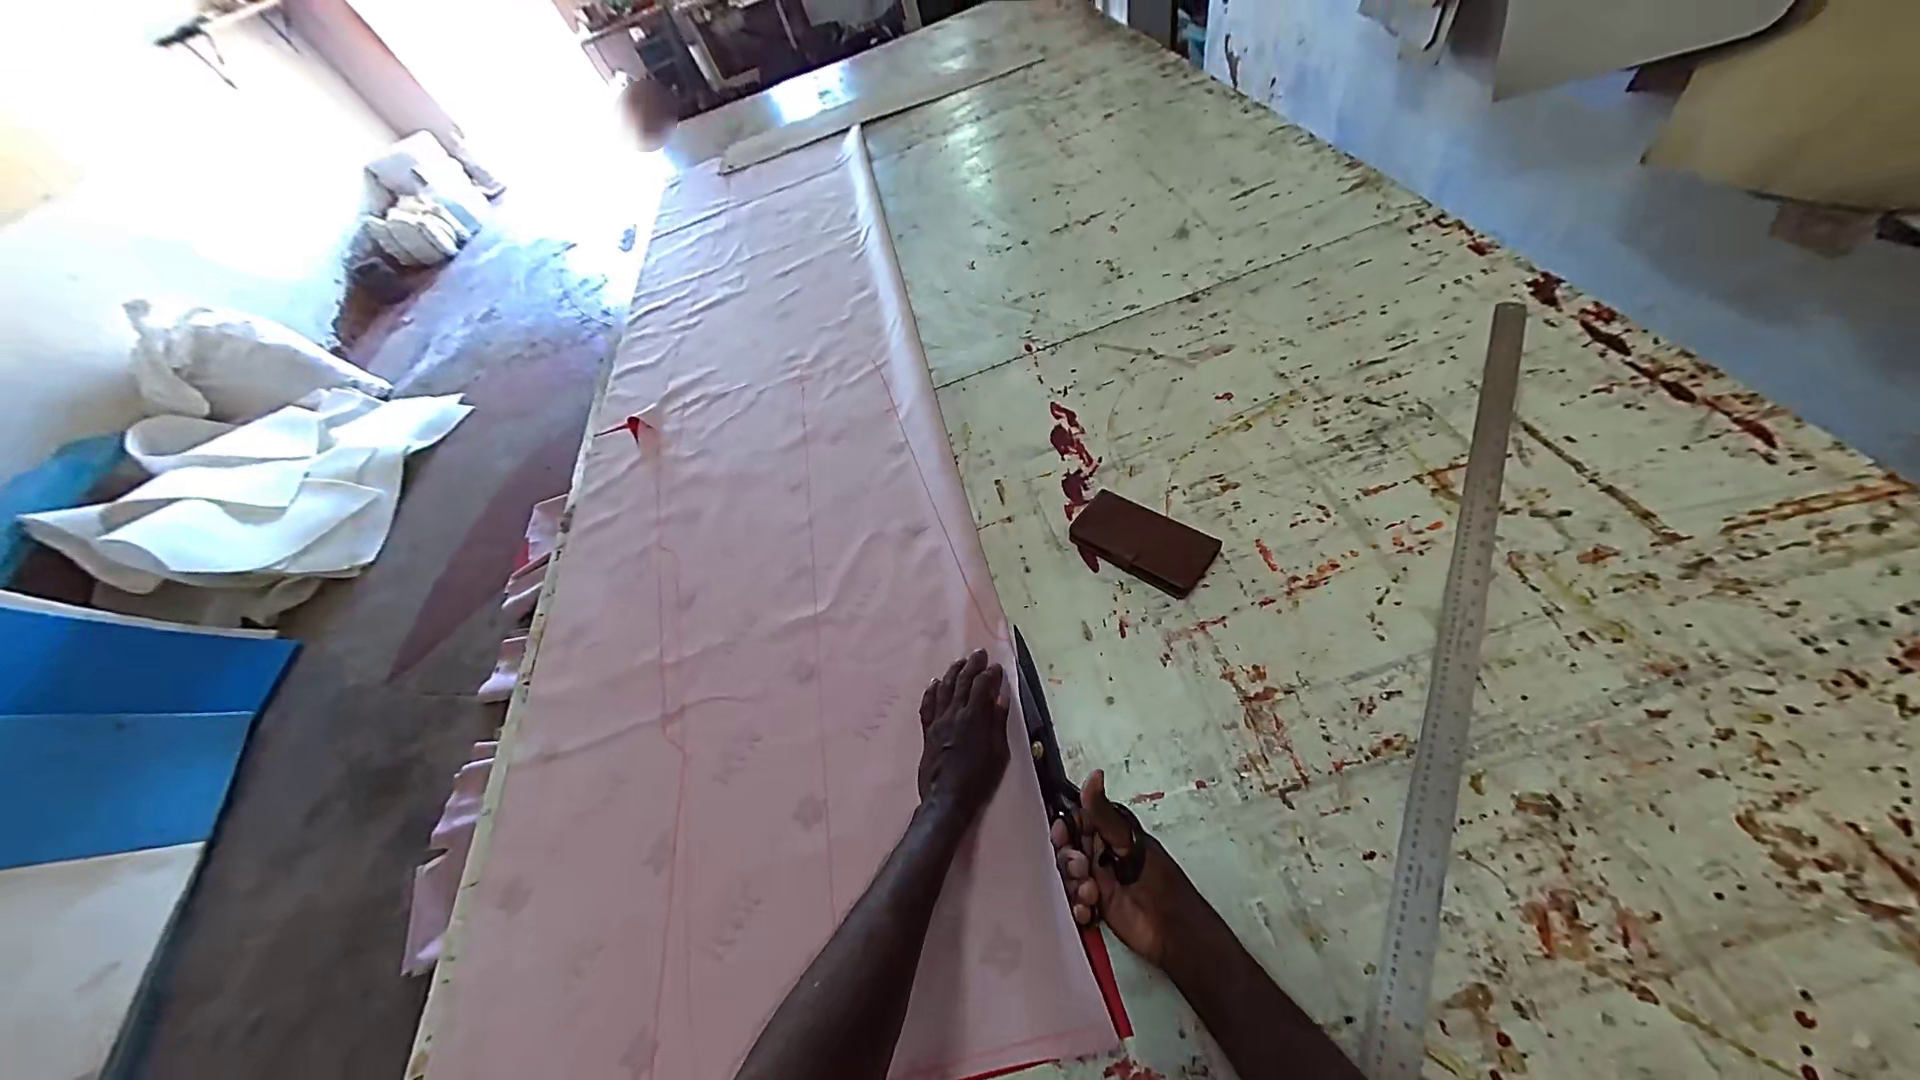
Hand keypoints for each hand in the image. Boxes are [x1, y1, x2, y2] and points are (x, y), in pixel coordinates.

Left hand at [916, 650, 1010, 825]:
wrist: (946, 798)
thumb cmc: (979, 779)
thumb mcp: (998, 752)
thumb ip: (998, 722)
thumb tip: (1001, 697)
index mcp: (974, 718)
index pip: (982, 686)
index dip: (990, 674)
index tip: (997, 667)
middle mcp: (954, 714)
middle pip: (962, 681)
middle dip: (972, 665)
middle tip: (979, 653)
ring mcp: (938, 721)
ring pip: (944, 689)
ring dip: (952, 672)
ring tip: (959, 661)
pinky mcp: (927, 731)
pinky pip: (927, 705)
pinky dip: (931, 691)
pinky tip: (934, 682)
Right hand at [1051, 769, 1199, 968]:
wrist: (1174, 932)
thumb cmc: (1161, 883)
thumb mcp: (1128, 841)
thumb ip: (1103, 811)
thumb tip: (1094, 777)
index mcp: (1110, 833)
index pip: (1076, 823)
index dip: (1065, 830)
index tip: (1063, 837)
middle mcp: (1102, 854)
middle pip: (1067, 850)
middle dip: (1069, 861)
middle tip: (1082, 869)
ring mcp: (1099, 880)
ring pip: (1068, 876)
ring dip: (1074, 885)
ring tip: (1091, 893)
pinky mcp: (1097, 905)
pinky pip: (1074, 902)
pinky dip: (1078, 906)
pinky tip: (1089, 909)